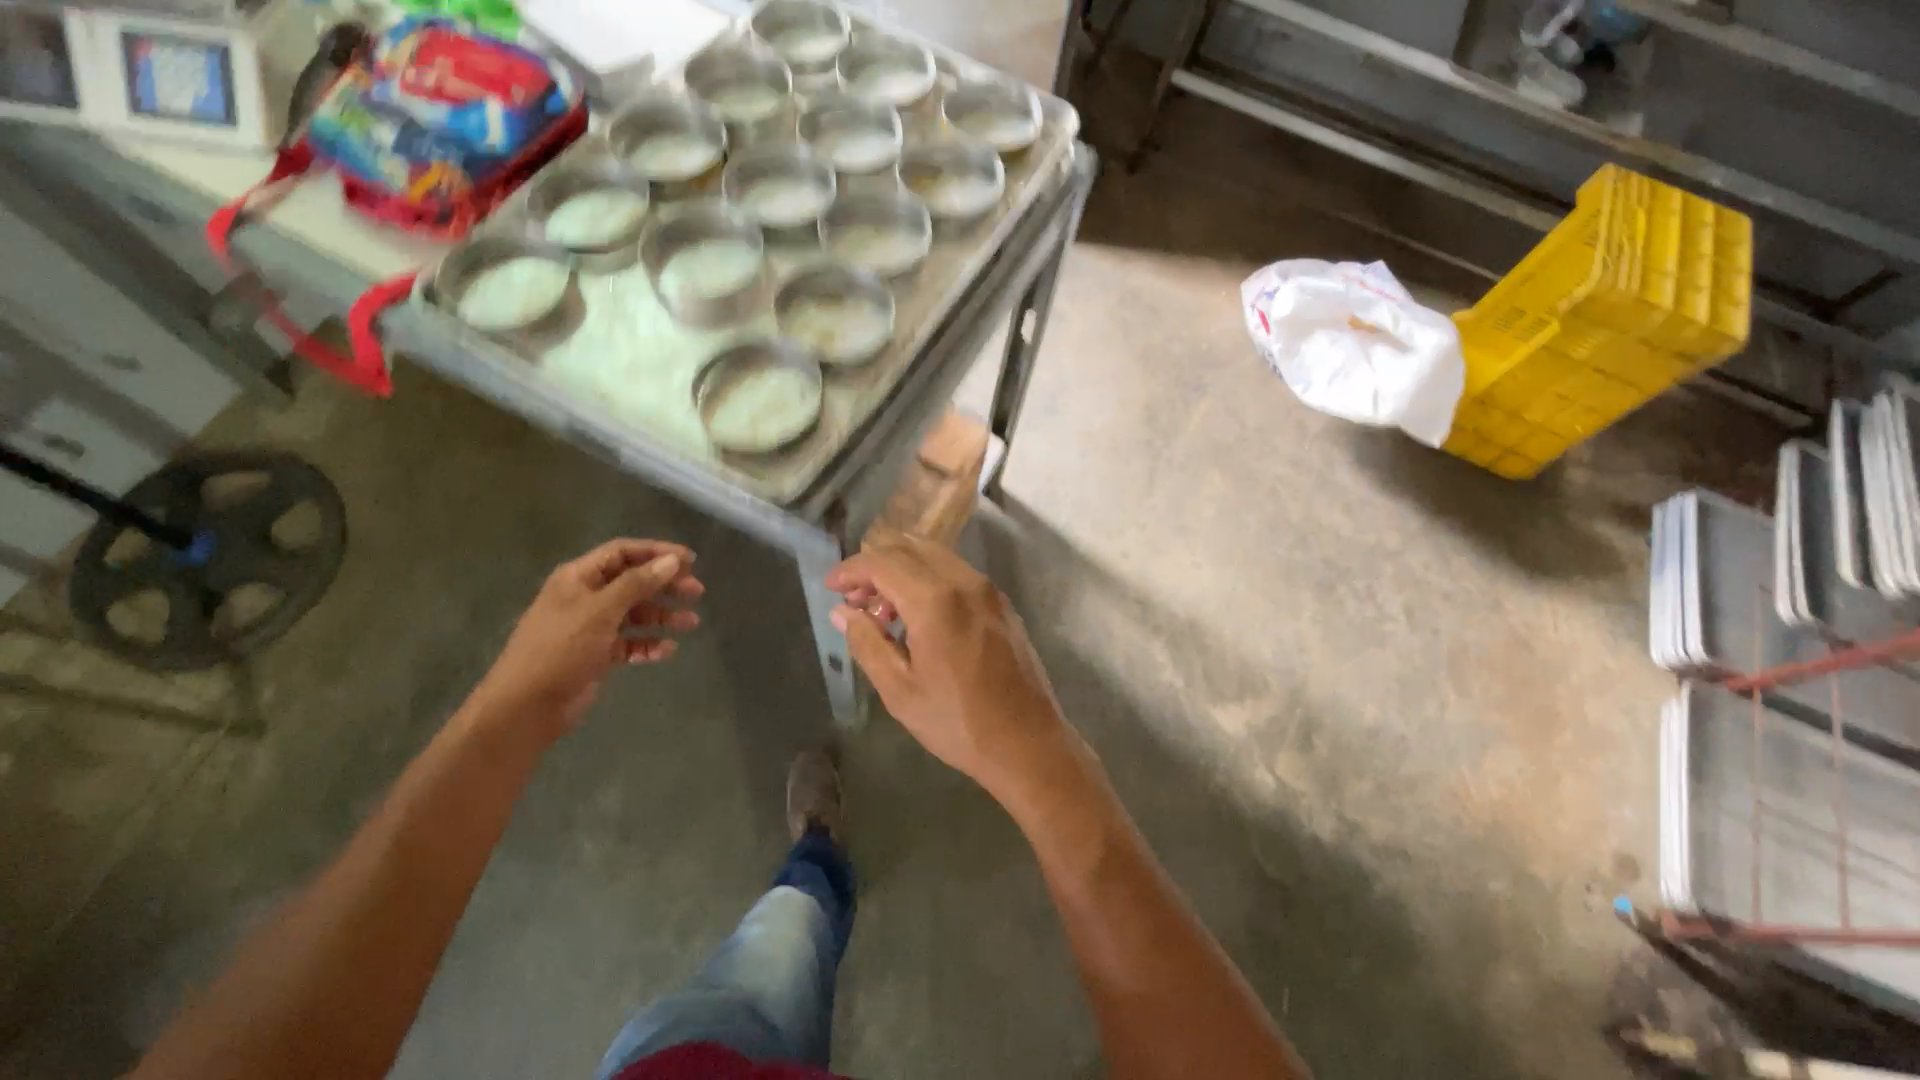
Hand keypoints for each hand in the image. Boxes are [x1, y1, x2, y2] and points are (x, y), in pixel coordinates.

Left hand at [472, 539, 703, 738]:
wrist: (527, 705)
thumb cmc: (560, 649)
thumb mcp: (600, 611)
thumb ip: (637, 584)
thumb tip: (672, 561)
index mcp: (579, 578)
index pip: (623, 553)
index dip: (656, 552)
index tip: (690, 561)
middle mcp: (586, 597)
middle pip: (632, 582)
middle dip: (665, 585)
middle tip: (696, 593)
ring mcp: (591, 627)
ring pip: (634, 614)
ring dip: (662, 616)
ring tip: (691, 624)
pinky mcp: (596, 655)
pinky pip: (629, 643)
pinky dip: (648, 644)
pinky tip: (667, 650)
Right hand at [826, 534, 1079, 802]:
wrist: (1028, 743)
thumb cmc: (958, 722)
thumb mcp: (900, 690)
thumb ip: (867, 643)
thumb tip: (843, 612)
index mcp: (936, 600)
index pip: (883, 562)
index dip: (851, 570)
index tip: (831, 588)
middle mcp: (965, 582)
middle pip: (910, 547)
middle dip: (875, 565)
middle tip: (854, 599)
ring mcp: (989, 591)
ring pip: (936, 556)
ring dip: (903, 570)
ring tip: (882, 611)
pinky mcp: (1002, 605)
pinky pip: (957, 574)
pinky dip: (929, 579)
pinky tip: (917, 617)